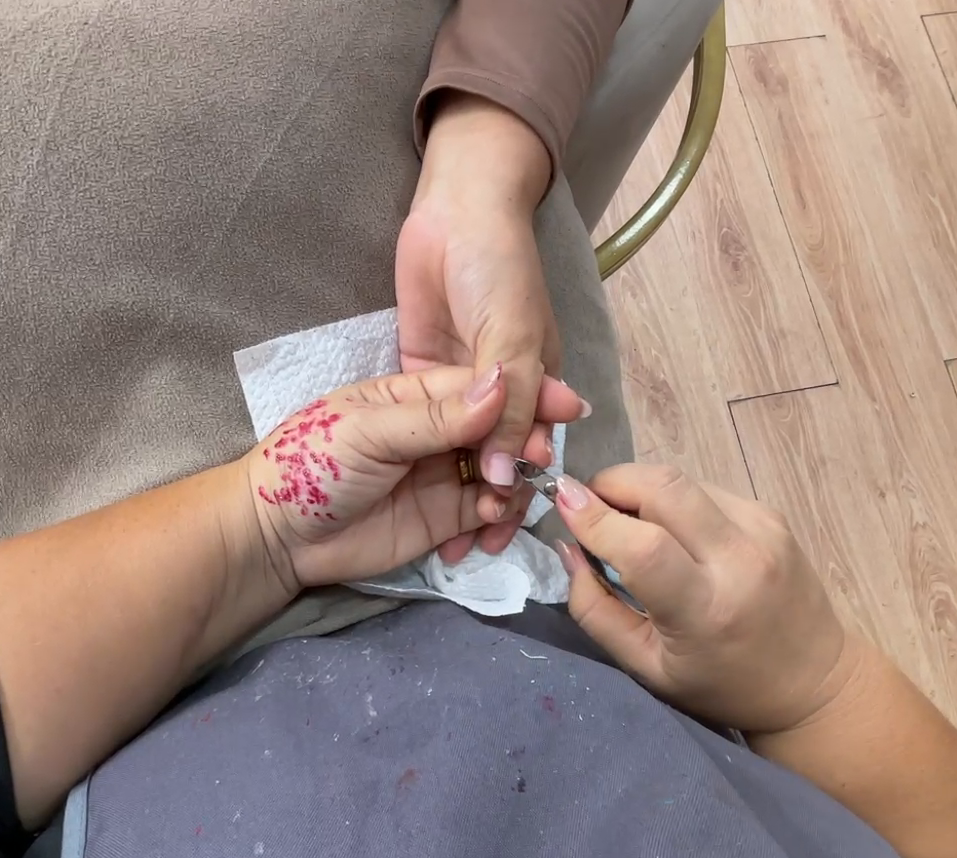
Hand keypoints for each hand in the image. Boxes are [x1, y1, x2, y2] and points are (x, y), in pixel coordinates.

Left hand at [244, 365, 586, 590]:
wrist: (278, 532)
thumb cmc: (313, 461)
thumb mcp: (369, 428)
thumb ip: (435, 414)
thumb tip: (500, 388)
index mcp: (420, 392)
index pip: (484, 387)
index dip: (524, 394)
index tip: (566, 404)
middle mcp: (440, 430)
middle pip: (500, 430)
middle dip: (526, 443)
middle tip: (537, 460)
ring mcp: (444, 473)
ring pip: (501, 470)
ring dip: (515, 482)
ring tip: (503, 497)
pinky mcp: (444, 516)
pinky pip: (486, 509)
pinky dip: (499, 514)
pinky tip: (492, 520)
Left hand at [397, 92, 561, 561]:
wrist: (451, 214)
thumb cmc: (493, 271)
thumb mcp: (509, 339)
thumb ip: (508, 404)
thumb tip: (508, 470)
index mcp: (533, 385)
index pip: (533, 446)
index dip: (524, 481)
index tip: (510, 511)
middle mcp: (499, 399)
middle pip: (503, 462)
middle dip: (501, 501)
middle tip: (487, 539)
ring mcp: (458, 400)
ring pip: (471, 462)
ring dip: (473, 501)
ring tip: (467, 544)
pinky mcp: (422, 398)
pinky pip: (437, 449)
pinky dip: (442, 482)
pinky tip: (442, 519)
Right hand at [552, 464, 864, 732]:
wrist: (814, 683)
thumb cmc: (719, 684)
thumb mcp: (644, 665)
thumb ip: (594, 608)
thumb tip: (568, 547)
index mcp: (705, 610)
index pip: (641, 546)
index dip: (593, 516)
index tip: (560, 498)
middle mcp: (740, 560)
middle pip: (663, 487)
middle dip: (611, 482)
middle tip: (587, 503)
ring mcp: (762, 530)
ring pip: (680, 481)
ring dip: (638, 490)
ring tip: (626, 521)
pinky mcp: (771, 516)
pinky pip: (702, 490)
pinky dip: (670, 501)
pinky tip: (669, 531)